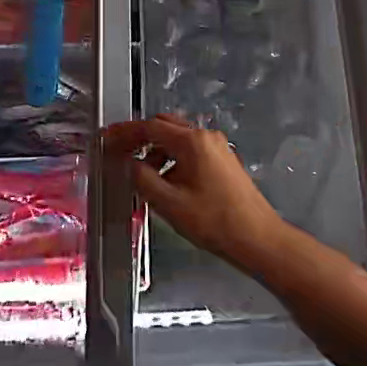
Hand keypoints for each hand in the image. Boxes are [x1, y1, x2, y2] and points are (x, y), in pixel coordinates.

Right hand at [103, 114, 290, 270]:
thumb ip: (143, 178)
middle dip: (140, 137)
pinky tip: (166, 181)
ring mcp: (218, 147)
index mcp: (192, 142)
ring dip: (157, 150)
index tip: (107, 139)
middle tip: (120, 151)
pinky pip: (191, 150)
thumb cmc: (214, 222)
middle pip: (165, 126)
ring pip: (178, 138)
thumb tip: (129, 164)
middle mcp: (206, 137)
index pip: (150, 127)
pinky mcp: (224, 161)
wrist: (258, 239)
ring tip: (142, 173)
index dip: (125, 133)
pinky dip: (173, 158)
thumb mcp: (169, 203)